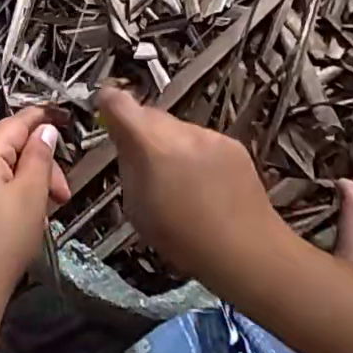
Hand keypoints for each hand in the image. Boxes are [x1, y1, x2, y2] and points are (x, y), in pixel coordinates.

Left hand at [0, 107, 72, 308]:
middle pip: (9, 148)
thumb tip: (44, 129)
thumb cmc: (1, 240)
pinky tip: (23, 224)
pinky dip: (11, 199)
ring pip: (1, 172)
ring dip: (29, 185)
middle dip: (41, 165)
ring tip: (45, 215)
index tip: (67, 119)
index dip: (43, 117)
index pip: (17, 122)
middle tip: (63, 197)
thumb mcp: (30, 196)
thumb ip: (39, 157)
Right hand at [98, 87, 352, 281]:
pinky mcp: (232, 143)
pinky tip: (203, 184)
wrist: (246, 250)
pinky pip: (201, 140)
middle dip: (140, 132)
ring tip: (177, 182)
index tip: (106, 116)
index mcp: (148, 143)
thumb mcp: (136, 206)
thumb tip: (124, 144)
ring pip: (176, 128)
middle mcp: (179, 130)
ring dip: (169, 144)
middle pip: (148, 115)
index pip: (117, 102)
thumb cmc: (182, 238)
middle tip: (142, 164)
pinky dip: (195, 154)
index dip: (108, 105)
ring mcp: (208, 135)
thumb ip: (127, 165)